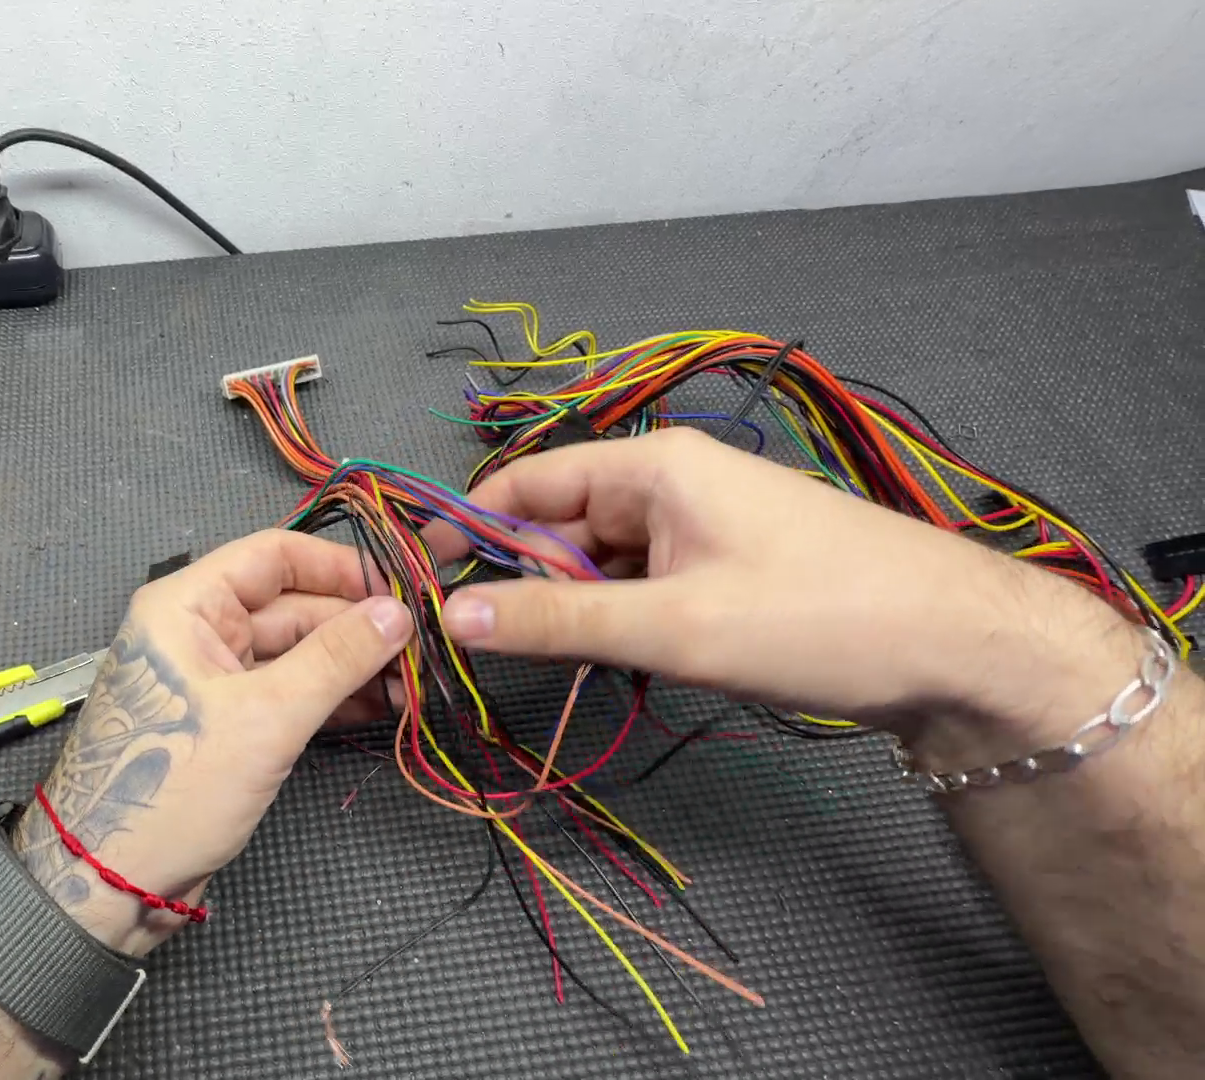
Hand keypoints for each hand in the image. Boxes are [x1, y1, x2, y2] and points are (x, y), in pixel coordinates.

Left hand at [13, 529, 412, 955]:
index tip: (398, 589)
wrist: (112, 881)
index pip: (273, 555)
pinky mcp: (229, 717)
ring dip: (351, 665)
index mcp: (187, 604)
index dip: (340, 566)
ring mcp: (215, 675)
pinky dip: (330, 696)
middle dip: (356, 626)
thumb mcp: (264, 717)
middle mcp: (199, 628)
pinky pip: (288, 689)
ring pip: (295, 650)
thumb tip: (396, 614)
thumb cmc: (172, 787)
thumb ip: (334, 660)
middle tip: (419, 649)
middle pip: (292, 605)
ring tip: (411, 684)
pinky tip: (379, 707)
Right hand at [432, 428, 1144, 759]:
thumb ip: (553, 620)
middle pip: (554, 523)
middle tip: (484, 638)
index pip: (524, 482)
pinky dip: (606, 612)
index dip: (466, 523)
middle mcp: (661, 482)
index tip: (422, 572)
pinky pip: (629, 578)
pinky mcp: (708, 561)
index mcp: (647, 466)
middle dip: (518, 576)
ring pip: (590, 558)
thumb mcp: (670, 624)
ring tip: (552, 654)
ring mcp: (688, 523)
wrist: (967, 651)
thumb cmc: (813, 616)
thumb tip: (450, 617)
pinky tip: (607, 651)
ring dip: (565, 602)